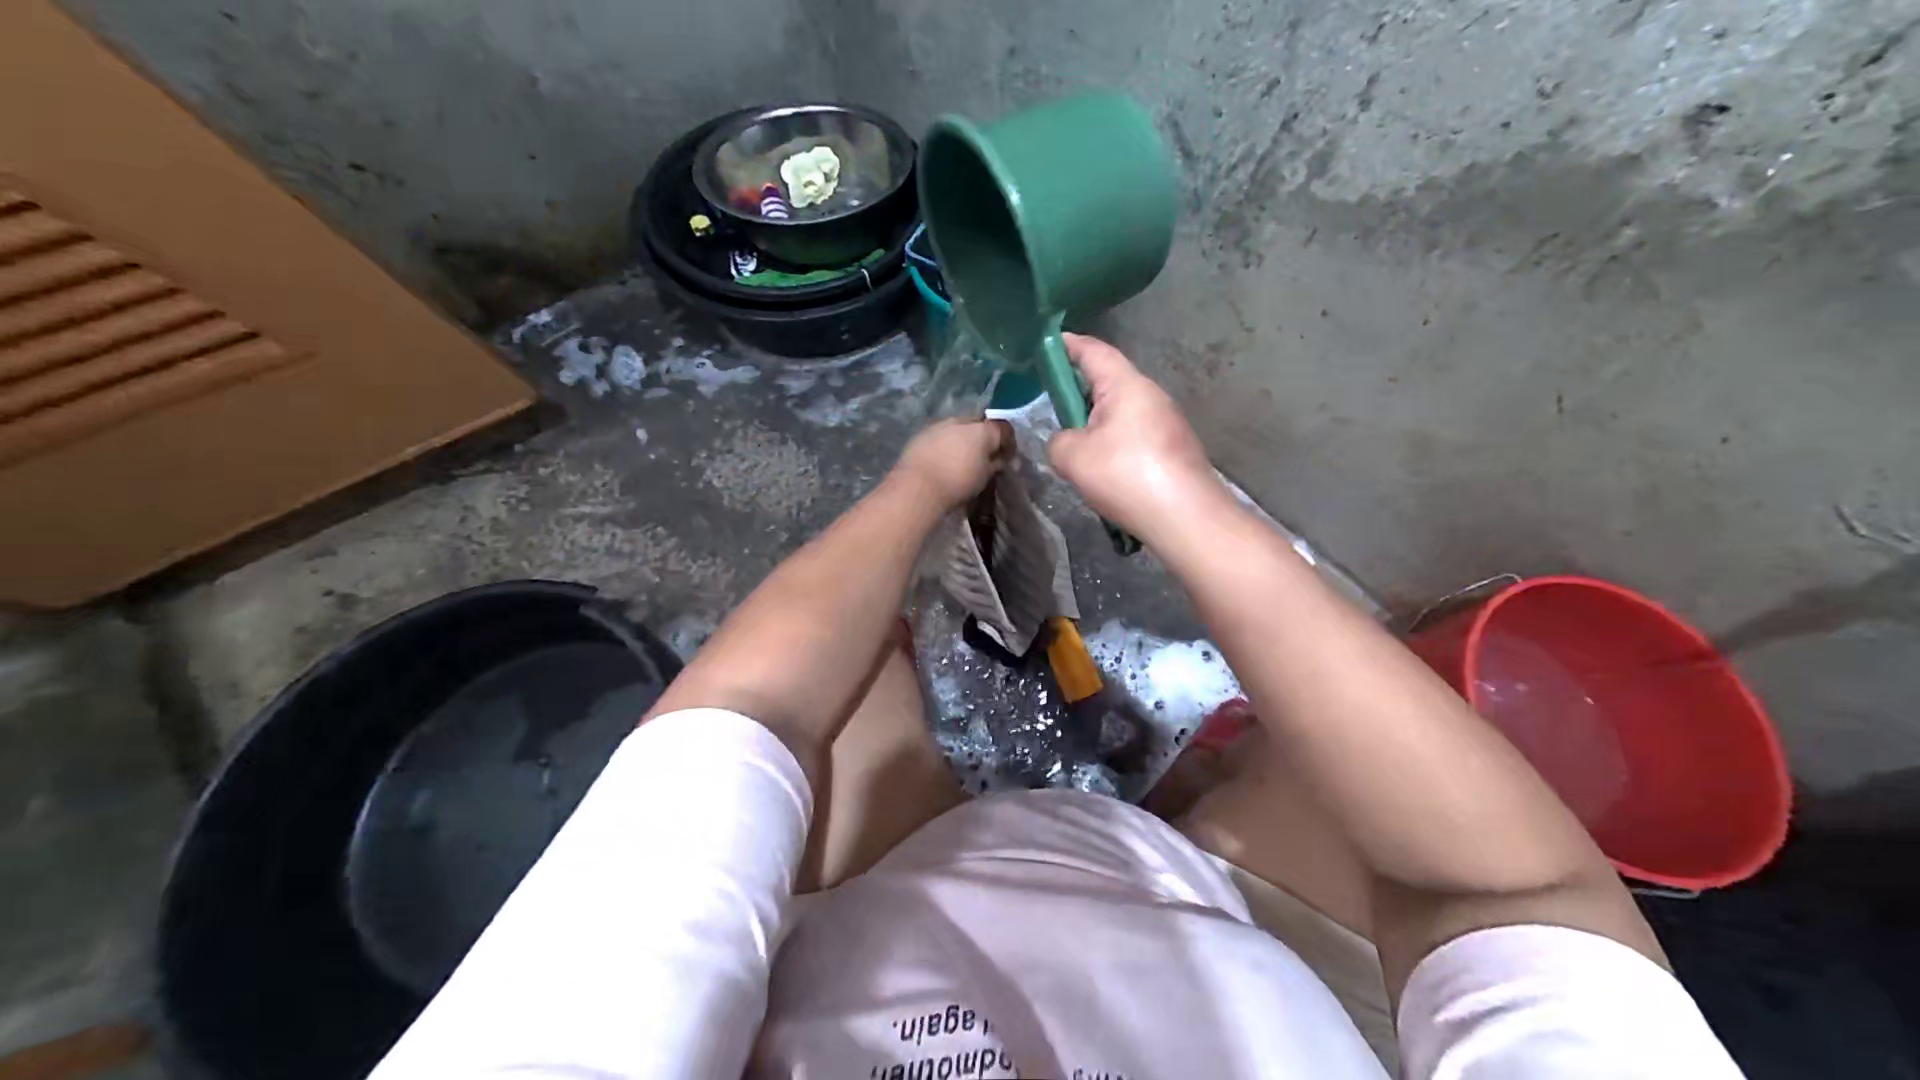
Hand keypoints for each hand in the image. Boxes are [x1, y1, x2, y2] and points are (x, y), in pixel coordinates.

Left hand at [889, 417, 1013, 509]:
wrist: (917, 487)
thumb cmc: (957, 483)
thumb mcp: (983, 477)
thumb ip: (995, 464)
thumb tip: (1001, 460)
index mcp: (981, 430)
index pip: (1003, 428)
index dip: (1008, 442)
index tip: (1006, 457)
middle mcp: (960, 421)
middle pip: (979, 424)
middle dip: (984, 437)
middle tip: (984, 456)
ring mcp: (939, 425)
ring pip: (957, 427)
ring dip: (963, 438)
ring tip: (961, 457)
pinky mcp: (921, 433)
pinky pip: (940, 435)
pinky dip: (945, 443)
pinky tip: (943, 458)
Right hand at [1047, 334, 1222, 540]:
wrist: (1185, 516)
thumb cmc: (1126, 475)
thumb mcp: (1071, 457)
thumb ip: (1058, 441)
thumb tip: (1068, 441)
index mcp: (1126, 385)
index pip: (1094, 351)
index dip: (1068, 345)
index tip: (1047, 345)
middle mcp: (1151, 395)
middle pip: (1108, 382)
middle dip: (1080, 390)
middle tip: (1053, 406)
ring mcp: (1167, 422)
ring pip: (1122, 412)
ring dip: (1097, 422)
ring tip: (1076, 449)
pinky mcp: (1174, 448)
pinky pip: (1135, 435)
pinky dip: (1114, 443)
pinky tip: (1105, 471)